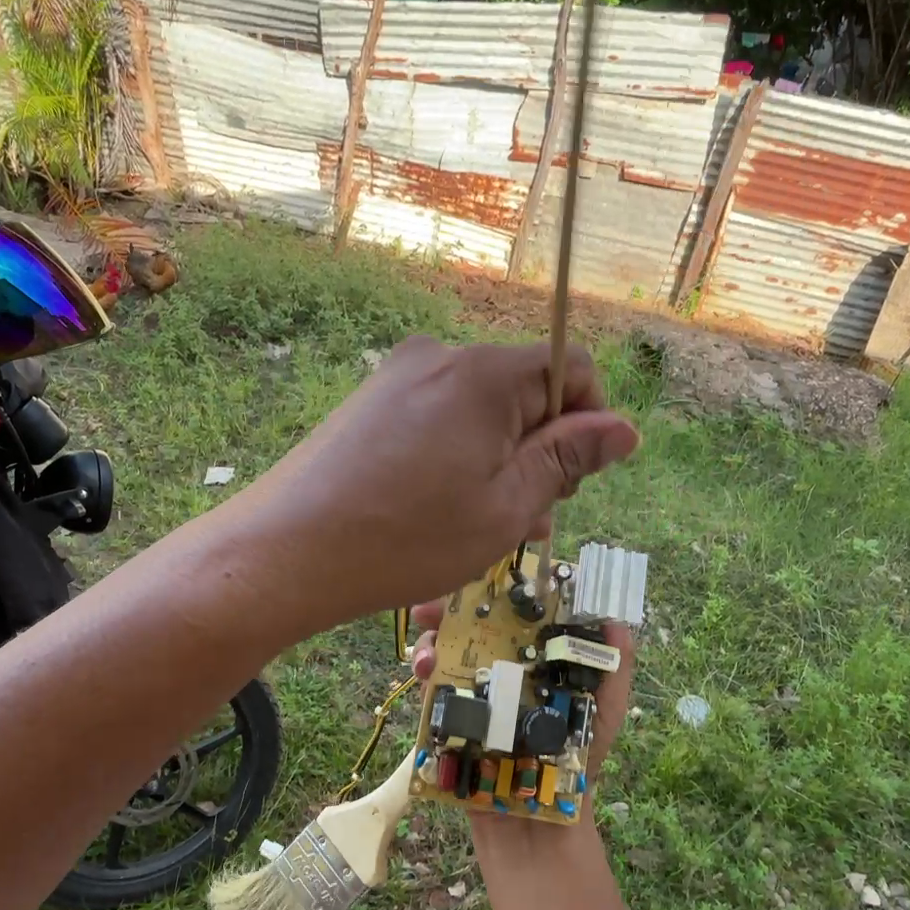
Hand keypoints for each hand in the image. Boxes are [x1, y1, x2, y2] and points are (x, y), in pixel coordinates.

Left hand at [228, 338, 638, 623]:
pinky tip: (438, 510)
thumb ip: (568, 458)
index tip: (573, 481)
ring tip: (482, 527)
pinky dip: (456, 458)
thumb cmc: (407, 538)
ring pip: (480, 412)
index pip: (571, 366)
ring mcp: (398, 377)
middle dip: (539, 450)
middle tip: (528, 520)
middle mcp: (441, 357)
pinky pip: (438, 420)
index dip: (588, 422)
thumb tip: (624, 428)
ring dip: (498, 462)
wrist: (286, 552)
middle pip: (523, 390)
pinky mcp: (370, 404)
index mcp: (485, 373)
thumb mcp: (507, 505)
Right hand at [407, 600, 634, 844]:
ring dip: (432, 639)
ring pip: (446, 651)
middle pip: (473, 625)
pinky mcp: (450, 721)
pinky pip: (432, 690)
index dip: (503, 588)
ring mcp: (474, 694)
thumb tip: (619, 619)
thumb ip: (615, 672)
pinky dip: (423, 674)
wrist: (538, 830)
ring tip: (428, 646)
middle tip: (431, 604)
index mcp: (538, 662)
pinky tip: (423, 671)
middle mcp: (503, 670)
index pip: (519, 613)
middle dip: (451, 607)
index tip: (489, 574)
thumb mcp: (603, 717)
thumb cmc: (578, 770)